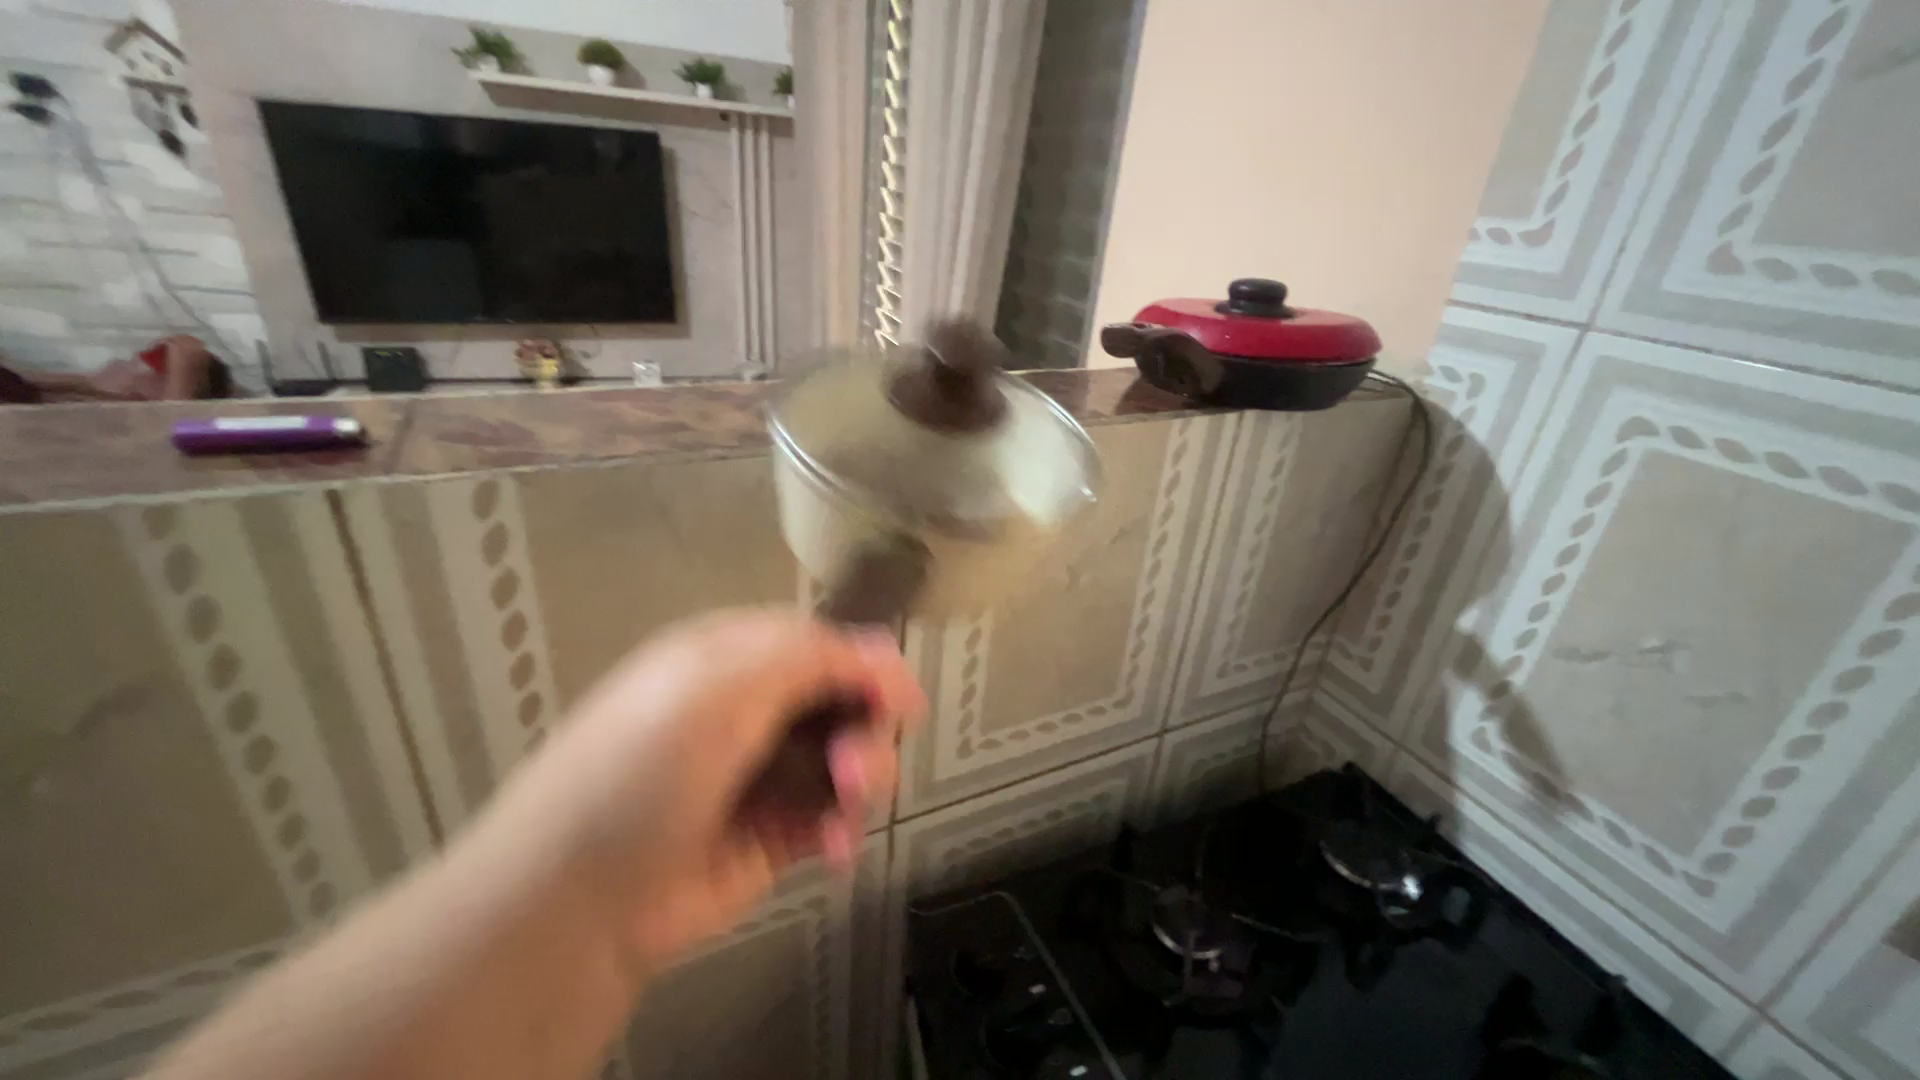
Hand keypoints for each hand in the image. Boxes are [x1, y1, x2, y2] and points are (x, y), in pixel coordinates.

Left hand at [475, 609, 923, 977]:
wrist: (578, 898)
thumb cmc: (646, 767)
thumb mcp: (723, 686)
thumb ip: (814, 657)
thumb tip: (889, 651)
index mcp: (732, 658)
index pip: (821, 644)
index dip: (866, 666)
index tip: (902, 699)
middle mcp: (751, 709)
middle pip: (844, 700)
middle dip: (865, 728)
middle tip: (856, 768)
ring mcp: (764, 773)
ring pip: (848, 758)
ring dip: (863, 778)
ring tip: (847, 806)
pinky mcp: (774, 835)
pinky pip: (833, 816)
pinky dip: (844, 828)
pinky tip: (835, 849)